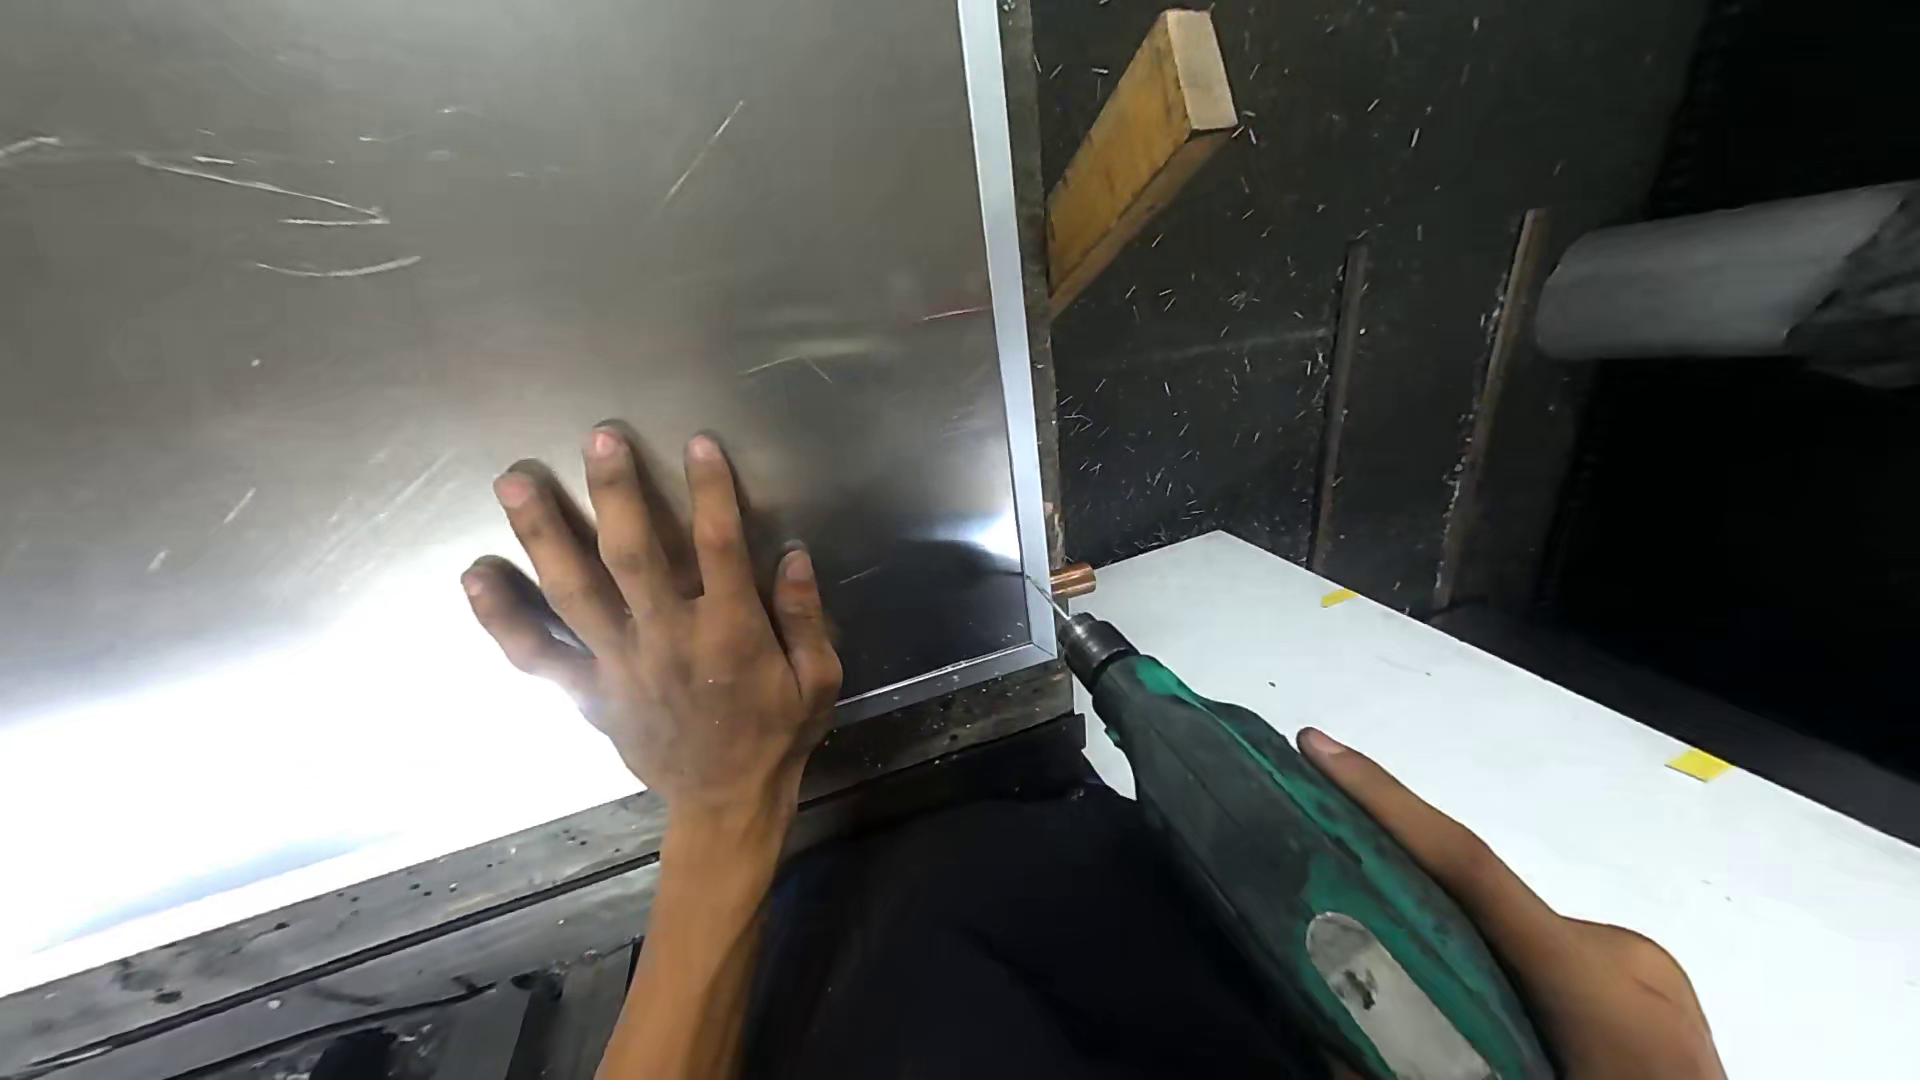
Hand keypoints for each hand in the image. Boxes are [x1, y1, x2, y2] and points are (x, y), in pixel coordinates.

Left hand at [462, 429, 842, 822]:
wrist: (726, 800)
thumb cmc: (779, 732)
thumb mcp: (819, 677)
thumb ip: (805, 615)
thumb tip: (793, 554)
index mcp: (731, 633)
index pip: (719, 547)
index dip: (711, 491)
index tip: (699, 443)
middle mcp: (668, 640)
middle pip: (634, 556)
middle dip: (617, 493)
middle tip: (600, 439)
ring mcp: (620, 666)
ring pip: (574, 593)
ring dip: (545, 535)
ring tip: (516, 482)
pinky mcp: (590, 693)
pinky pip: (537, 656)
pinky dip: (501, 617)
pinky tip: (476, 575)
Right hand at [1298, 728, 1726, 1079]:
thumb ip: (1410, 1066)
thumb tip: (1325, 1038)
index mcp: (1598, 988)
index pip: (1469, 864)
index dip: (1384, 798)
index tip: (1316, 744)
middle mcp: (1620, 957)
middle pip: (1472, 882)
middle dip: (1390, 850)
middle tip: (1318, 847)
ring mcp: (1637, 966)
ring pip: (1492, 911)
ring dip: (1428, 905)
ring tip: (1369, 925)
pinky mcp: (1635, 983)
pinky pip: (1521, 936)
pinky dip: (1468, 935)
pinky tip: (1442, 970)